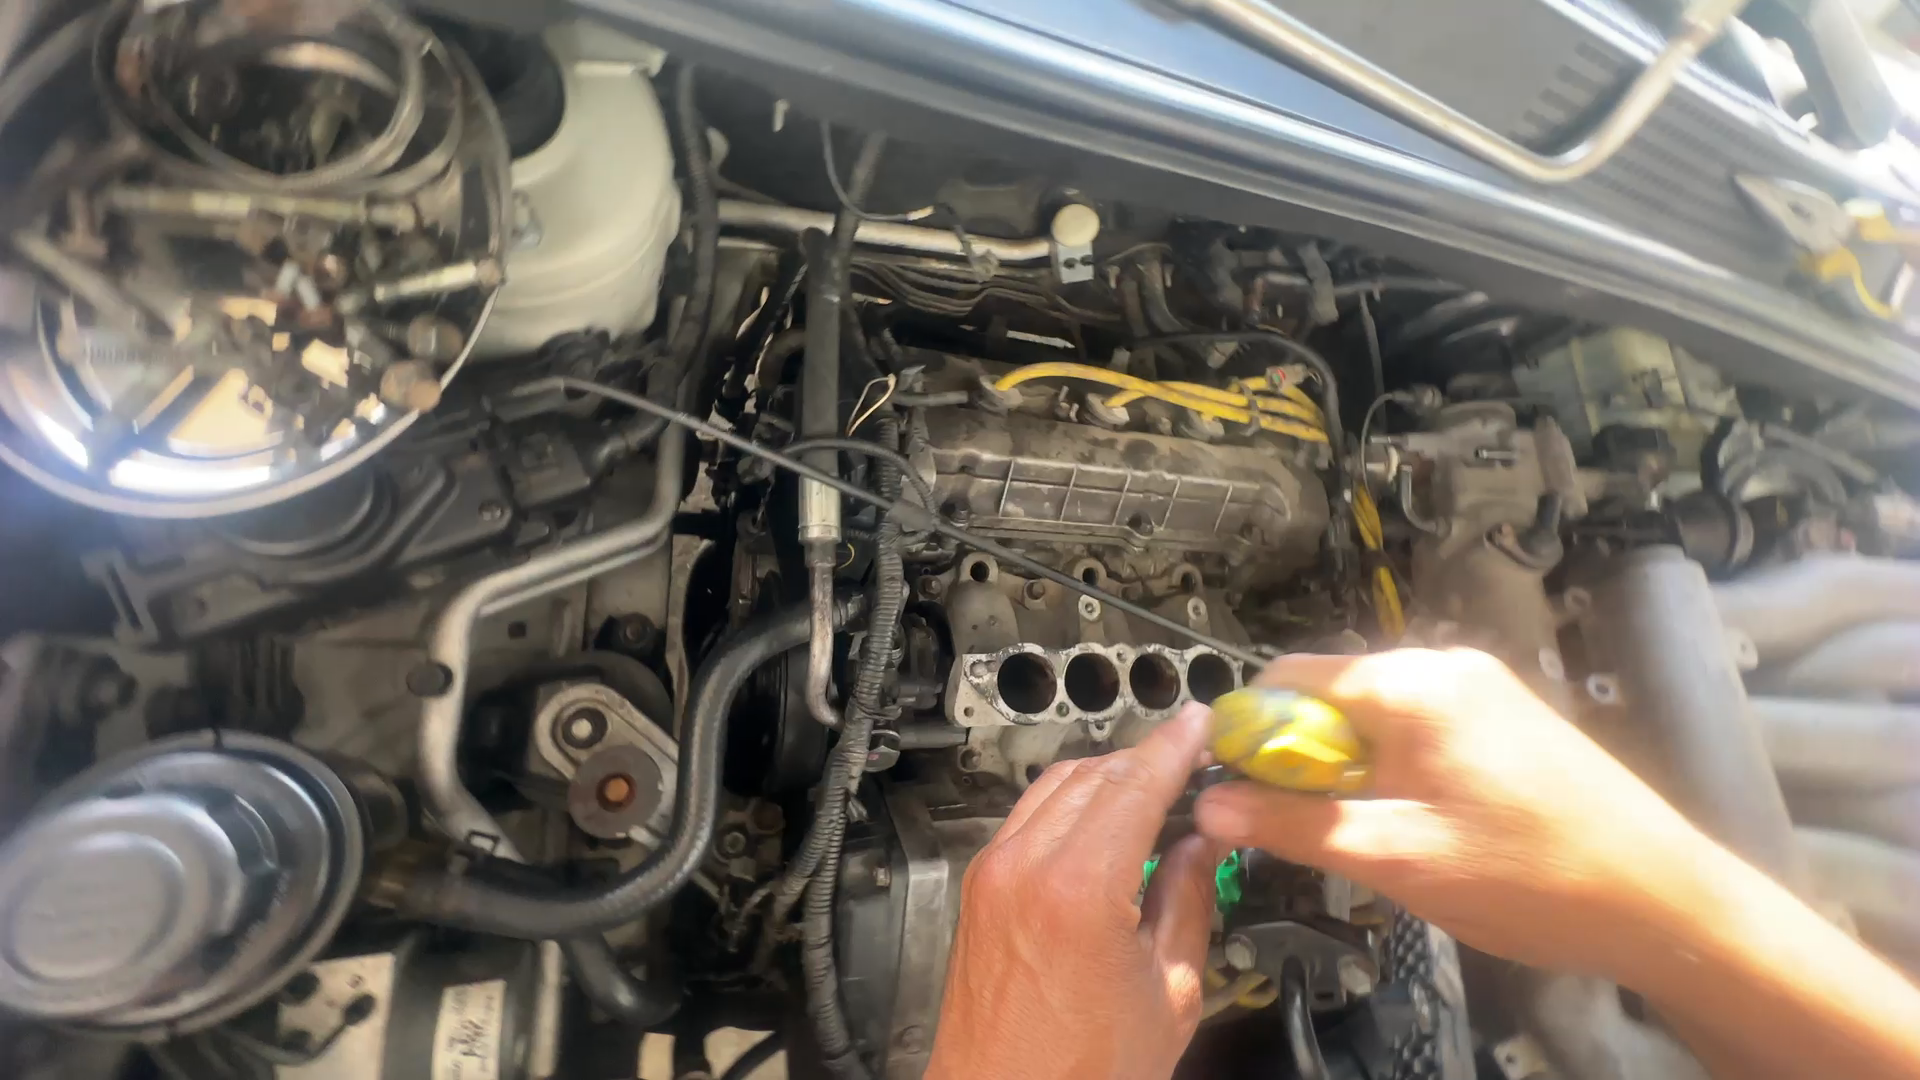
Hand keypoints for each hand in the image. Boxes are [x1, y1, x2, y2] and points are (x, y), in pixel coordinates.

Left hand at [925, 704, 1221, 1079]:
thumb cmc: (1085, 1073)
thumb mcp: (1166, 993)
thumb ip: (1187, 901)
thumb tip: (1201, 842)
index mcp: (1078, 889)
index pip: (1134, 786)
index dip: (1174, 747)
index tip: (1201, 723)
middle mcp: (1025, 862)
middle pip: (1094, 775)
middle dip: (1146, 757)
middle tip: (1188, 755)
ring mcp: (994, 866)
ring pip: (1057, 784)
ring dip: (1107, 773)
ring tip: (1153, 782)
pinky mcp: (981, 879)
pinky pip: (1030, 812)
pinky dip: (1071, 798)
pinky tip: (1102, 814)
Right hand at [1193, 649, 1713, 977]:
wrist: (1678, 910)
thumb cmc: (1529, 878)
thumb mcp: (1397, 857)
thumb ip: (1292, 824)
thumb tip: (1207, 806)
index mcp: (1408, 684)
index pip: (1286, 675)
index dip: (1251, 727)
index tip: (1245, 783)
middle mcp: (1437, 663)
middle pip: (1325, 689)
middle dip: (1301, 749)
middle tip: (1315, 816)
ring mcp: (1475, 682)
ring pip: (1366, 706)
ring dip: (1344, 757)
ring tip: (1372, 820)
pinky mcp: (1500, 707)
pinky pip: (1409, 717)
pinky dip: (1386, 755)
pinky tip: (1416, 806)